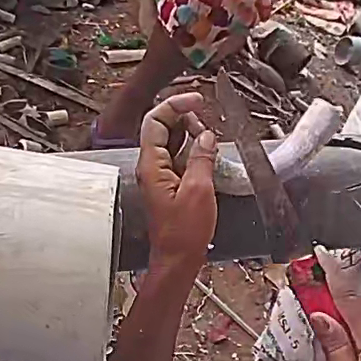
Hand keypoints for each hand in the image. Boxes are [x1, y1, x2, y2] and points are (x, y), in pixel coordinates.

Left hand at [137, 93, 217, 272]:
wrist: (177, 260)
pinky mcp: (169, 185)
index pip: (154, 121)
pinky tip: (208, 153)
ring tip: (209, 138)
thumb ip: (202, 158)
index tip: (197, 101)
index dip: (175, 105)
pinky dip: (193, 151)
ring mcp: (160, 176)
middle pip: (161, 128)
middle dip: (184, 119)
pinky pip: (179, 158)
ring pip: (171, 142)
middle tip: (207, 122)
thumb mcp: (199, 191)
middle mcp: (151, 168)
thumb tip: (207, 136)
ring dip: (190, 134)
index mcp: (151, 166)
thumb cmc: (183, 233)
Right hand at [305, 249, 360, 360]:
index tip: (318, 256)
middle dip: (329, 319)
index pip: (349, 299)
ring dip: (341, 337)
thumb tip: (320, 315)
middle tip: (318, 346)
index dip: (331, 277)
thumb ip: (335, 347)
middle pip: (351, 312)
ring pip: (359, 326)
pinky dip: (353, 343)